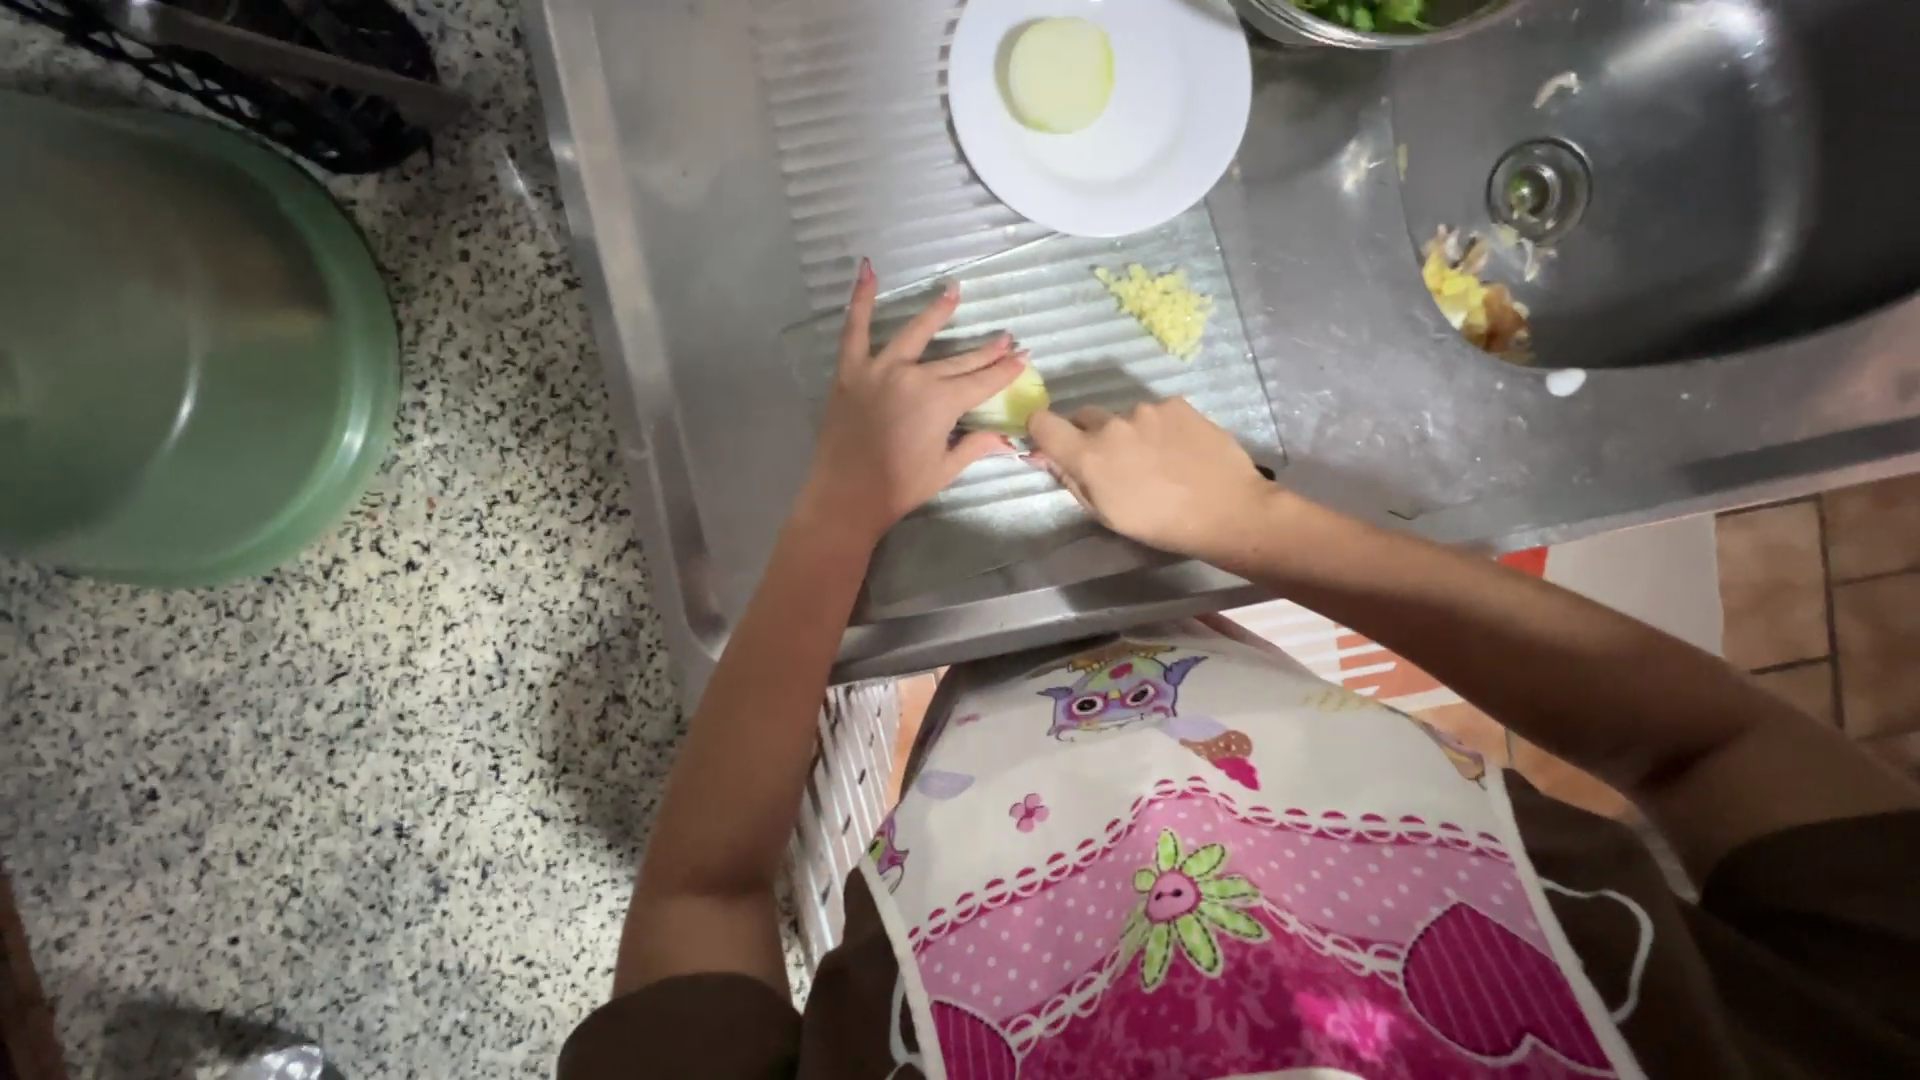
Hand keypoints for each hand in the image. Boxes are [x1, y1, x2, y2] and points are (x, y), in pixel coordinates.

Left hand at [802, 260, 1029, 542]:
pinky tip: (868, 271)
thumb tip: (1006, 438)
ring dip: (937, 312)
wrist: (846, 495)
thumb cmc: (899, 488)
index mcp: (941, 402)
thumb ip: (974, 446)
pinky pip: (855, 329)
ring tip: (954, 292)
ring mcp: (880, 369)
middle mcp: (915, 377)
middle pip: (957, 361)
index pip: (982, 382)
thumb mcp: (944, 469)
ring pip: (915, 334)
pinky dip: (861, 300)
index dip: (1005, 371)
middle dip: (985, 351)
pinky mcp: (850, 370)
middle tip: (1005, 338)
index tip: (1023, 357)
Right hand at [1026, 398, 1281, 560]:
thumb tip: (1053, 458)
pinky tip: (1180, 451)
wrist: (1227, 510)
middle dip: (1090, 435)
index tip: (1053, 443)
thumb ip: (1074, 481)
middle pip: (1083, 417)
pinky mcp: (1176, 404)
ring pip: (1124, 417)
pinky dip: (1160, 428)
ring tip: (1158, 461)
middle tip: (1115, 463)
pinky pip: (1156, 413)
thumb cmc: (1161, 524)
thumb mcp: (1107, 515)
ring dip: (1130, 433)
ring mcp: (1146, 410)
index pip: (1042, 423)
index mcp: (1088, 455)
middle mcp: (1111, 424)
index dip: (1042, 430)